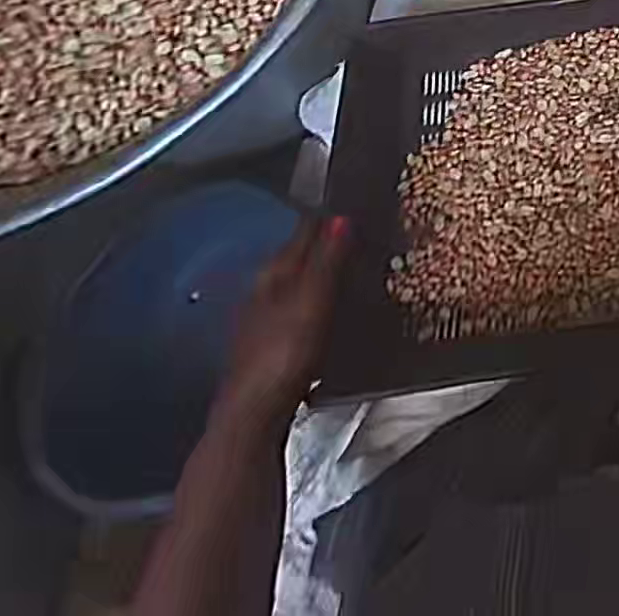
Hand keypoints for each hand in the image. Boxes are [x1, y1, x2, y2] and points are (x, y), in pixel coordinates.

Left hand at [220, 215, 351, 418]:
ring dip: (325, 272)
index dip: (328, 218)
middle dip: (329, 243)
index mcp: (274, 275)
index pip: (303, 232)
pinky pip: (301, 305)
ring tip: (356, 266)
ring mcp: (264, 318)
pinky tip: (334, 307)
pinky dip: (320, 297)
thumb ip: (328, 261)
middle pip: (300, 256)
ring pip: (300, 281)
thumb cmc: (285, 352)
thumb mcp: (314, 301)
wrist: (253, 414)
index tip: (355, 204)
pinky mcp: (271, 343)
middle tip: (364, 232)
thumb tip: (342, 217)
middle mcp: (264, 291)